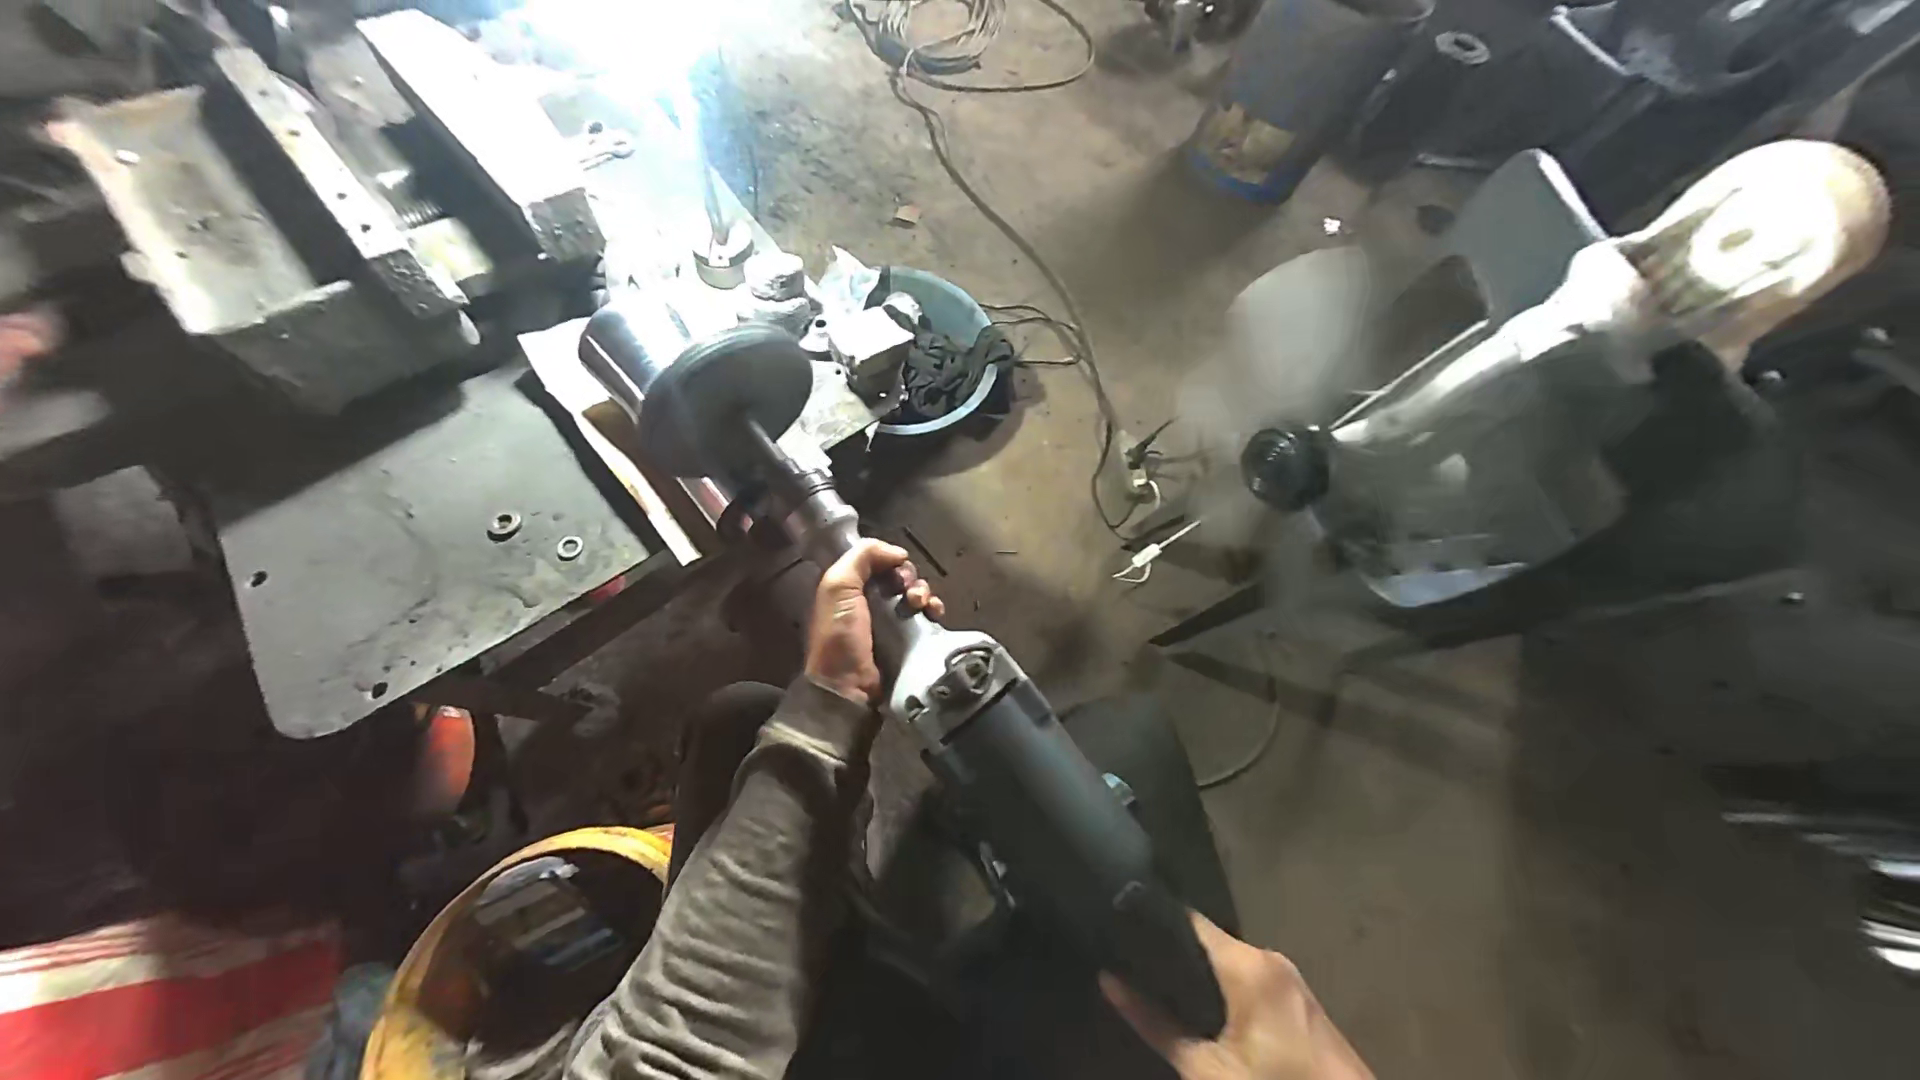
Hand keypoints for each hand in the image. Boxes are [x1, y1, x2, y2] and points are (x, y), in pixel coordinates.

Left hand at [805, 539, 943, 708]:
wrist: (849, 689)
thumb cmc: (839, 637)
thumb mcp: (837, 586)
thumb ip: (861, 557)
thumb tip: (897, 552)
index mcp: (850, 588)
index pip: (878, 562)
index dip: (890, 560)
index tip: (894, 569)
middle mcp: (871, 602)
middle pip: (900, 576)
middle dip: (909, 577)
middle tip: (906, 591)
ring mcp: (892, 622)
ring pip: (917, 593)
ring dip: (923, 592)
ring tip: (920, 605)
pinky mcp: (910, 640)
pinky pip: (928, 616)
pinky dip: (934, 608)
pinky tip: (933, 613)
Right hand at [1100, 913, 1372, 1079]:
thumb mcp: (1207, 1070)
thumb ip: (1154, 1023)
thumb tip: (1107, 981)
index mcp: (1247, 963)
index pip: (1186, 917)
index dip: (1150, 919)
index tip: (1118, 924)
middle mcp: (1270, 957)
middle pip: (1207, 941)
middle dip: (1173, 953)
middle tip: (1133, 964)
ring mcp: (1291, 980)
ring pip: (1230, 962)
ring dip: (1201, 977)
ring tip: (1162, 987)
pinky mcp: (1303, 1004)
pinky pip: (1252, 981)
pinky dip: (1227, 992)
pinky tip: (1207, 1013)